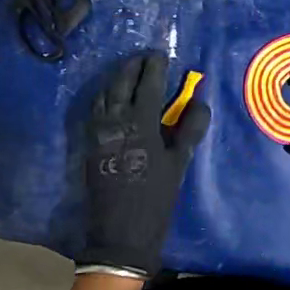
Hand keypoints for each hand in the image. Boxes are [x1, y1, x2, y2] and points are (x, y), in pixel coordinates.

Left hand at [80, 52, 210, 274]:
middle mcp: (115, 122)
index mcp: (141, 124)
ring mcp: (98, 133)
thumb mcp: (179, 163)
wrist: (121, 233)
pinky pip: (95, 112)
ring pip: (104, 95)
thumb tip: (199, 101)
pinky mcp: (90, 145)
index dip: (155, 67)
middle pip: (121, 83)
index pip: (148, 84)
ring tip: (129, 73)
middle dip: (133, 67)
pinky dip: (105, 98)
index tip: (161, 56)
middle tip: (145, 59)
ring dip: (117, 80)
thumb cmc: (156, 198)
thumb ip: (190, 129)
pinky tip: (113, 99)